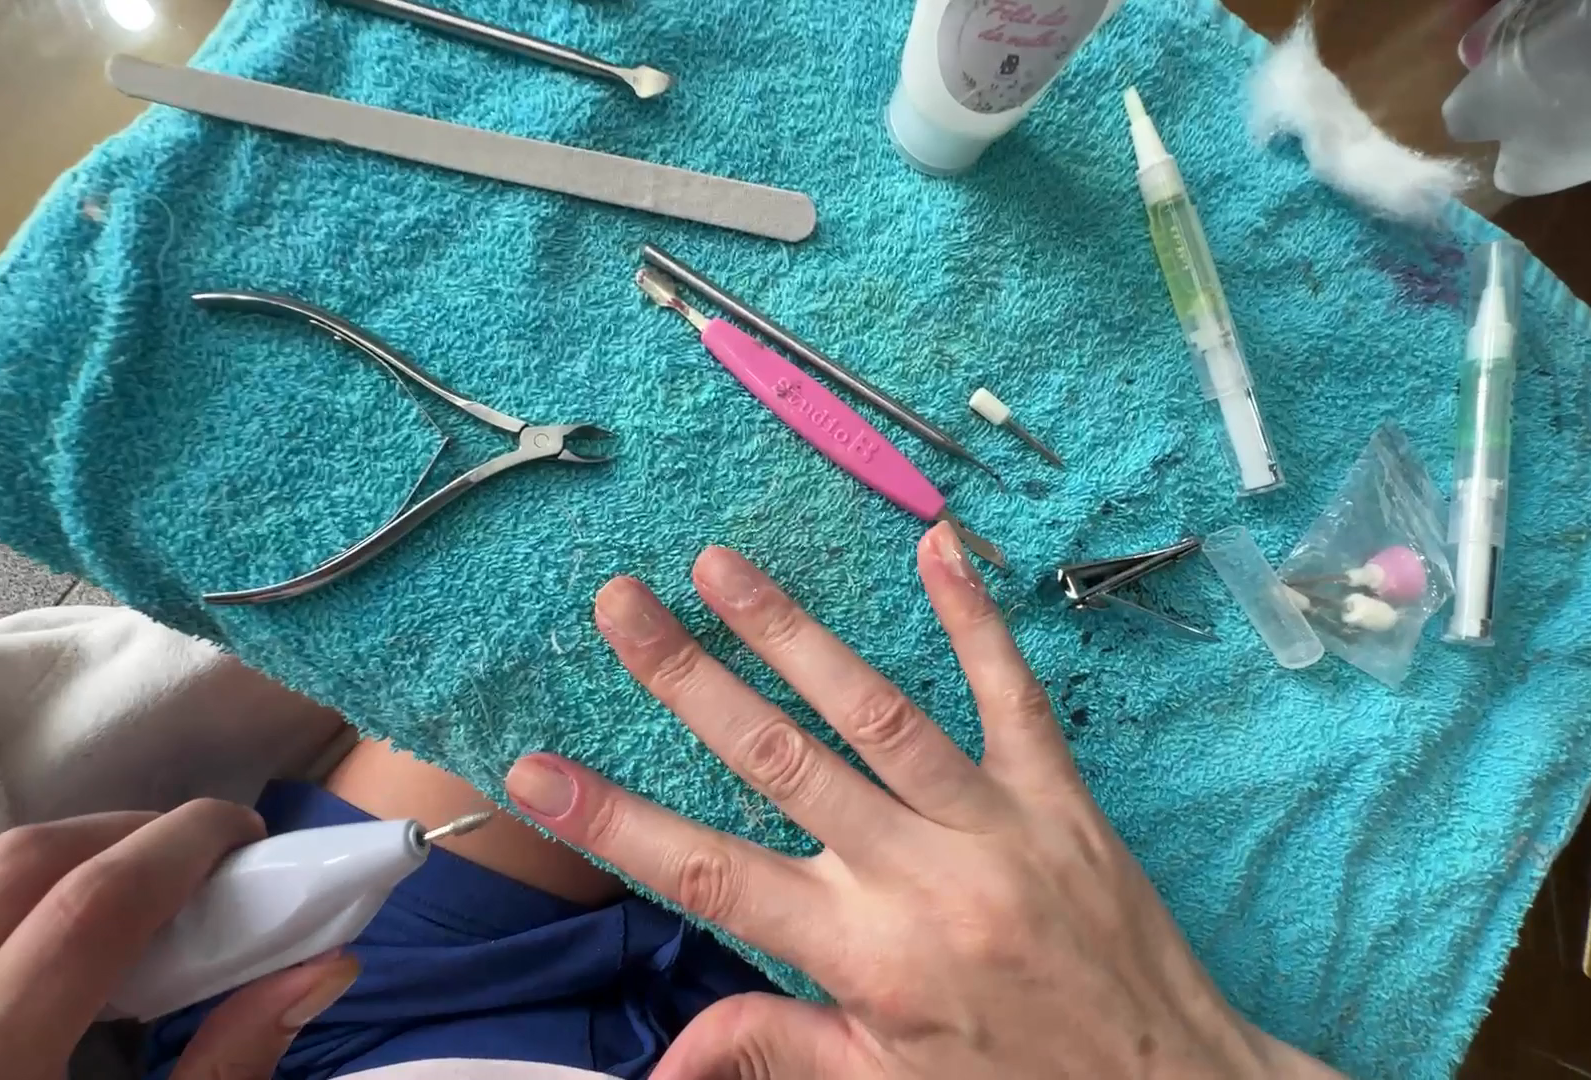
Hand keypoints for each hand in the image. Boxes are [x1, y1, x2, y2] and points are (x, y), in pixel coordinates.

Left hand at [0, 801, 359, 1079]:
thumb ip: (226, 1068)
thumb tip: (330, 964)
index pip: (91, 908)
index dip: (184, 841)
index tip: (243, 834)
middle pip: (17, 868)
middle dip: (129, 831)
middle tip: (195, 854)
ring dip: (53, 853)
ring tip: (116, 878)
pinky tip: (17, 929)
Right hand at [506, 523, 1342, 1079]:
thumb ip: (775, 1050)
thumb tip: (659, 1066)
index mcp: (864, 957)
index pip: (709, 879)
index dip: (614, 823)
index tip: (534, 769)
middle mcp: (918, 877)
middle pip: (782, 764)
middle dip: (689, 681)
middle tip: (623, 605)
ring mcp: (992, 822)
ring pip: (878, 714)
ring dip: (794, 634)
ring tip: (723, 568)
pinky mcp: (1055, 791)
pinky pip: (1010, 693)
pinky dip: (973, 618)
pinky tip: (936, 546)